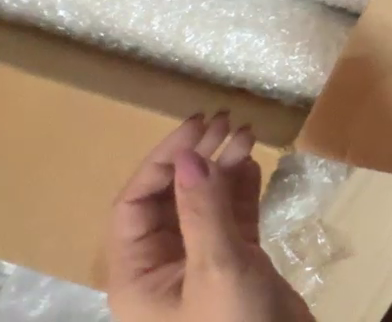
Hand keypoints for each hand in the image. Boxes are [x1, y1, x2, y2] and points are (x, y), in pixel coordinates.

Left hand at [106, 112, 312, 321]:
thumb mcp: (218, 266)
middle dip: (196, 157)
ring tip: (250, 133)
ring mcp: (200, 261)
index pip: (137, 203)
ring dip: (224, 165)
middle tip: (229, 119)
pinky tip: (254, 162)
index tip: (201, 125)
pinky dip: (242, 186)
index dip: (165, 160)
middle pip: (170, 198)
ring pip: (205, 202)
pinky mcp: (236, 261)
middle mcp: (162, 264)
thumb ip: (203, 210)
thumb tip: (191, 154)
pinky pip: (232, 214)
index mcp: (137, 272)